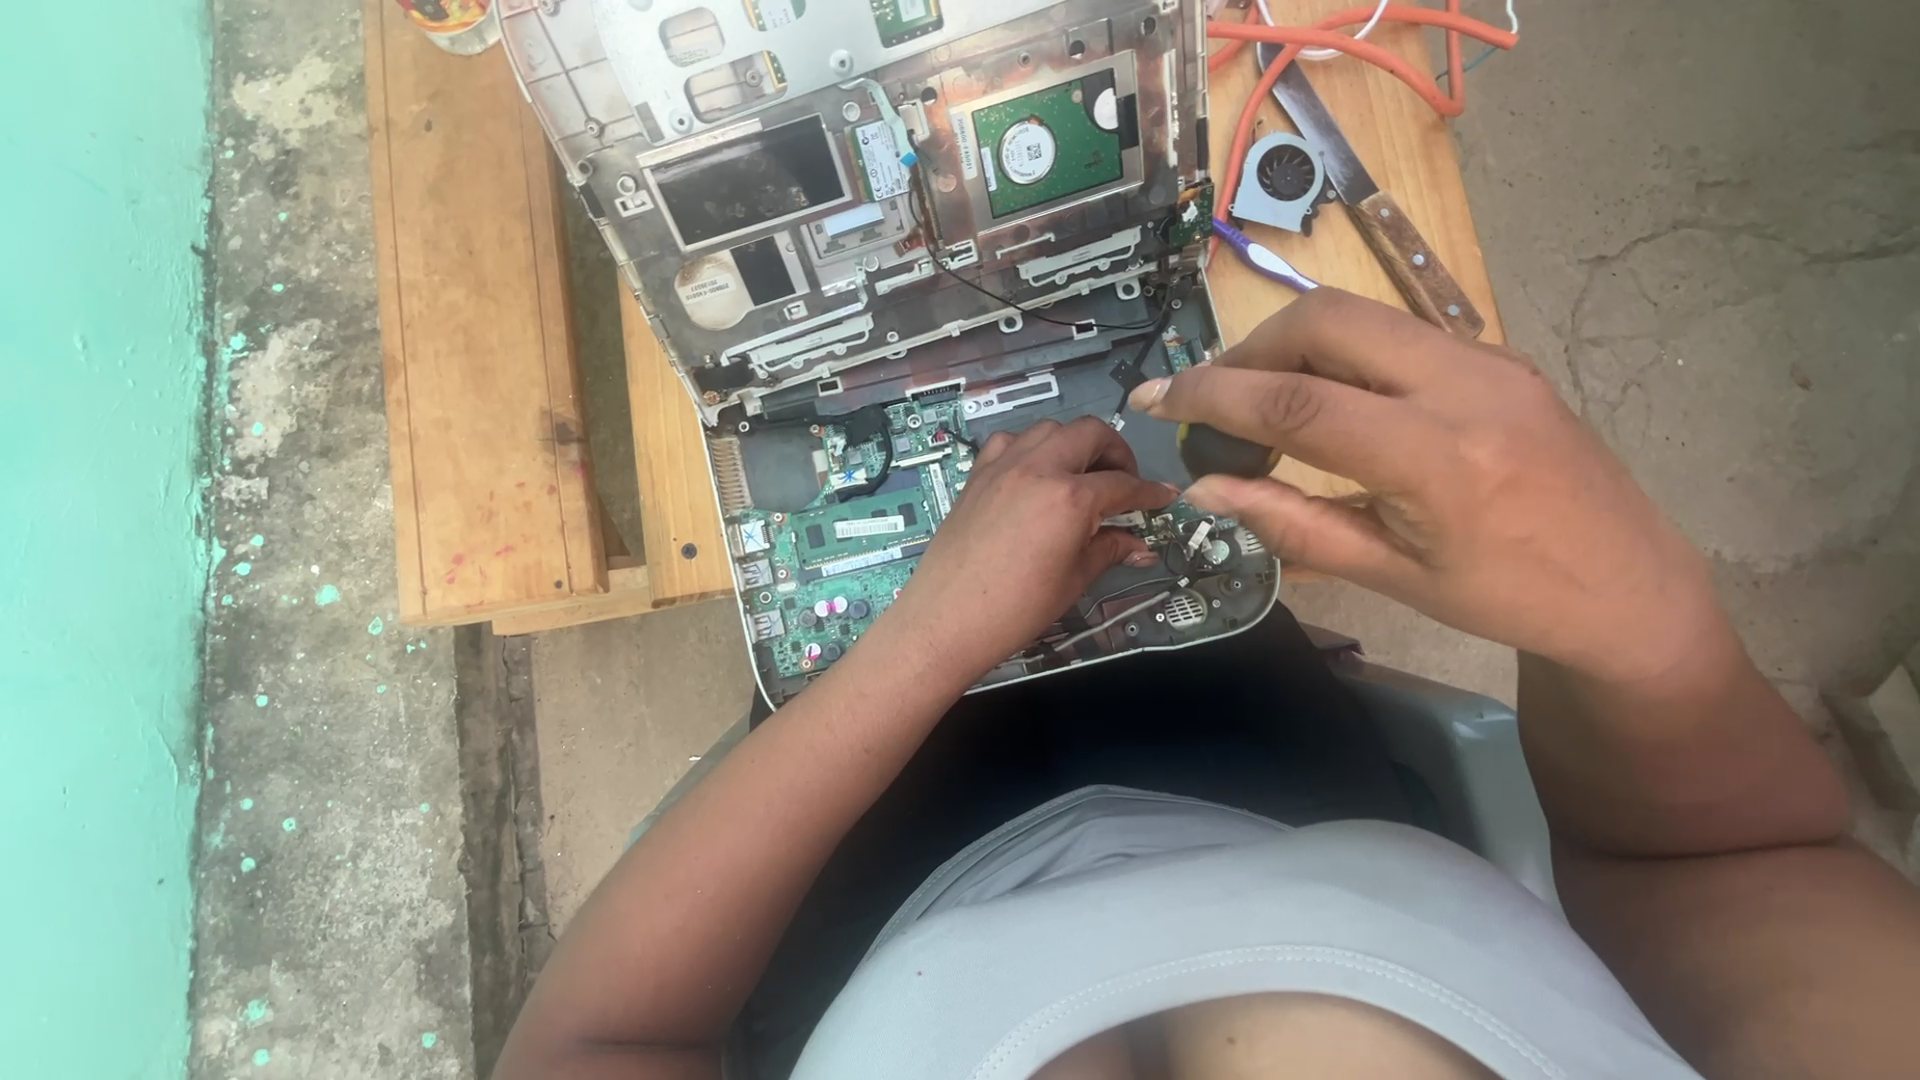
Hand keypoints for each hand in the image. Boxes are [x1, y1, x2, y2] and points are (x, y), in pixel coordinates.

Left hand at [877, 417, 1178, 683]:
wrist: (947, 619)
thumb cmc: (1015, 609)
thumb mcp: (1073, 580)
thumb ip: (1108, 550)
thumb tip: (1138, 544)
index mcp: (1070, 497)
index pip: (1123, 484)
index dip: (1149, 492)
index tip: (1163, 497)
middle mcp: (1037, 468)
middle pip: (1090, 433)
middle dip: (1116, 452)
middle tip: (1124, 483)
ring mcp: (1002, 467)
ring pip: (1048, 429)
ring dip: (1073, 443)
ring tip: (1081, 475)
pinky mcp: (977, 475)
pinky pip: (1009, 442)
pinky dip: (1030, 448)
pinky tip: (1033, 474)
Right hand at [1129, 288, 1725, 684]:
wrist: (1632, 586)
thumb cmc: (1505, 599)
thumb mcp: (1388, 575)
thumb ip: (1289, 524)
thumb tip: (1205, 488)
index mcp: (1437, 457)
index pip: (1296, 401)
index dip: (1210, 395)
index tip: (1153, 399)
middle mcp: (1464, 384)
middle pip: (1323, 321)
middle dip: (1245, 351)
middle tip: (1210, 402)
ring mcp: (1487, 358)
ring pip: (1356, 315)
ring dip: (1285, 346)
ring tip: (1254, 401)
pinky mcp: (1494, 354)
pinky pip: (1390, 332)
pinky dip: (1331, 354)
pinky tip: (1319, 400)